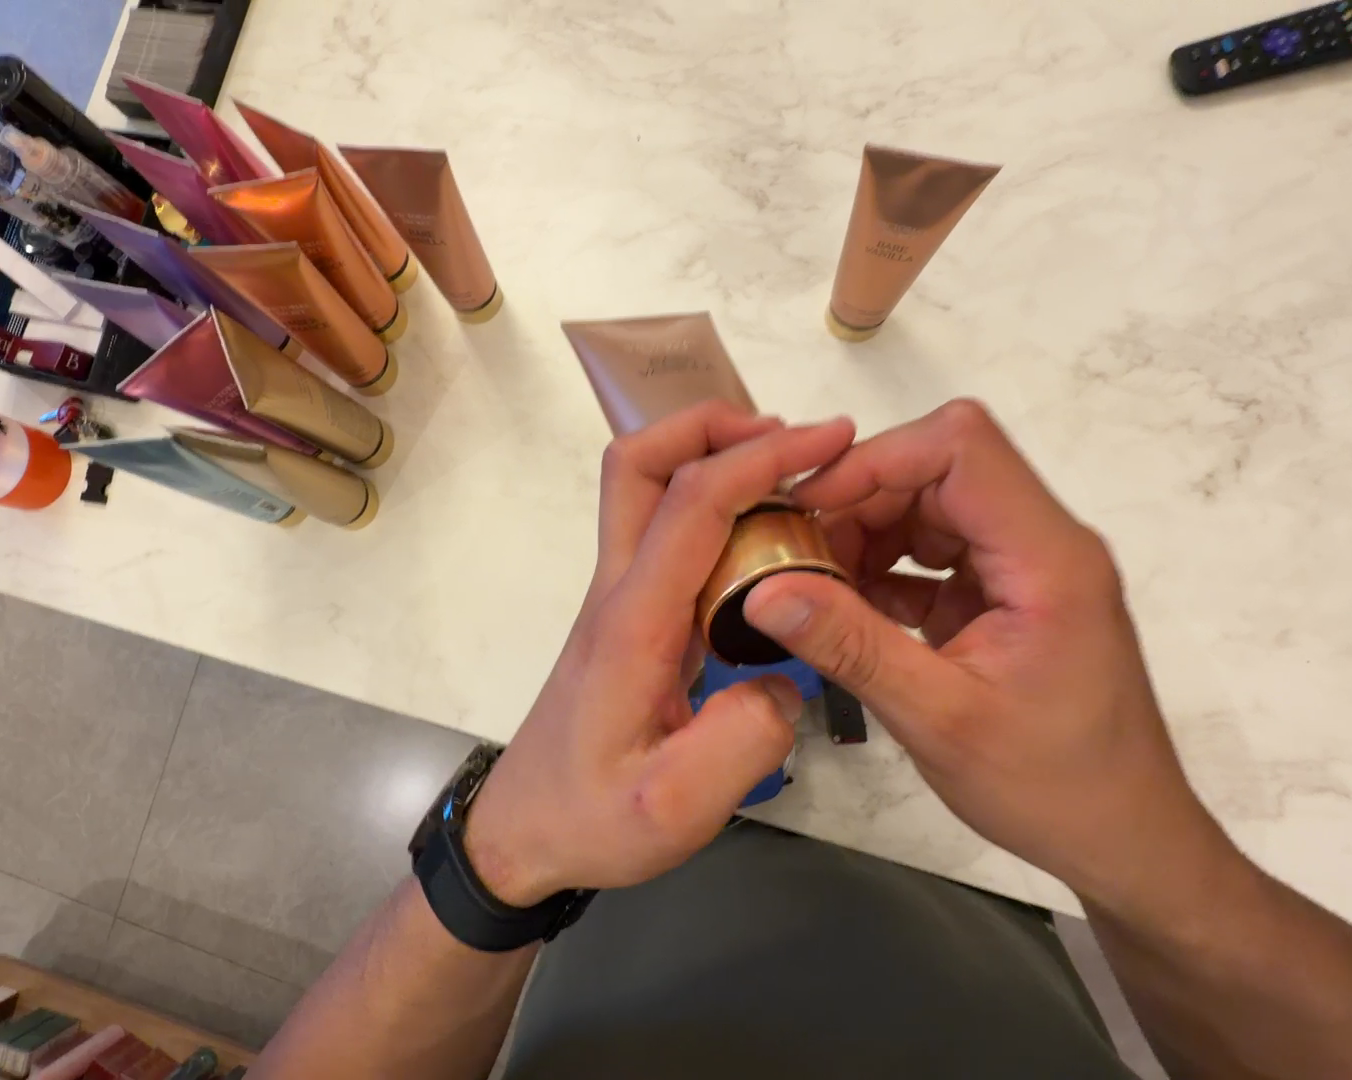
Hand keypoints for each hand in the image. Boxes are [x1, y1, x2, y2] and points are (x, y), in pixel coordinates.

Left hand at [463, 403, 857, 907]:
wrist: (523, 829)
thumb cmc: (591, 819)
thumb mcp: (677, 806)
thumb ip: (744, 739)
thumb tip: (784, 676)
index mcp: (634, 621)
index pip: (691, 504)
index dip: (759, 459)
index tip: (828, 441)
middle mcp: (619, 590)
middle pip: (638, 464)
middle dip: (711, 427)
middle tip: (791, 442)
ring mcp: (619, 599)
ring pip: (645, 490)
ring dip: (710, 460)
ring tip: (790, 479)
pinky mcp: (628, 616)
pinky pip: (665, 534)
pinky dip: (713, 509)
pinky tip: (765, 542)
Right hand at [740, 400, 1235, 917]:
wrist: (1120, 839)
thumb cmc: (1049, 785)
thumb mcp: (937, 718)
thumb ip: (850, 646)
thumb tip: (761, 592)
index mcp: (1046, 557)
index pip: (961, 447)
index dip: (876, 460)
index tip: (807, 507)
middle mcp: (1038, 543)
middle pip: (937, 469)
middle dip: (857, 500)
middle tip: (794, 554)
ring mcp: (1019, 567)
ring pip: (927, 506)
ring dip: (863, 534)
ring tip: (811, 585)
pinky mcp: (999, 594)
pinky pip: (928, 553)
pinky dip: (879, 569)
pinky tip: (841, 607)